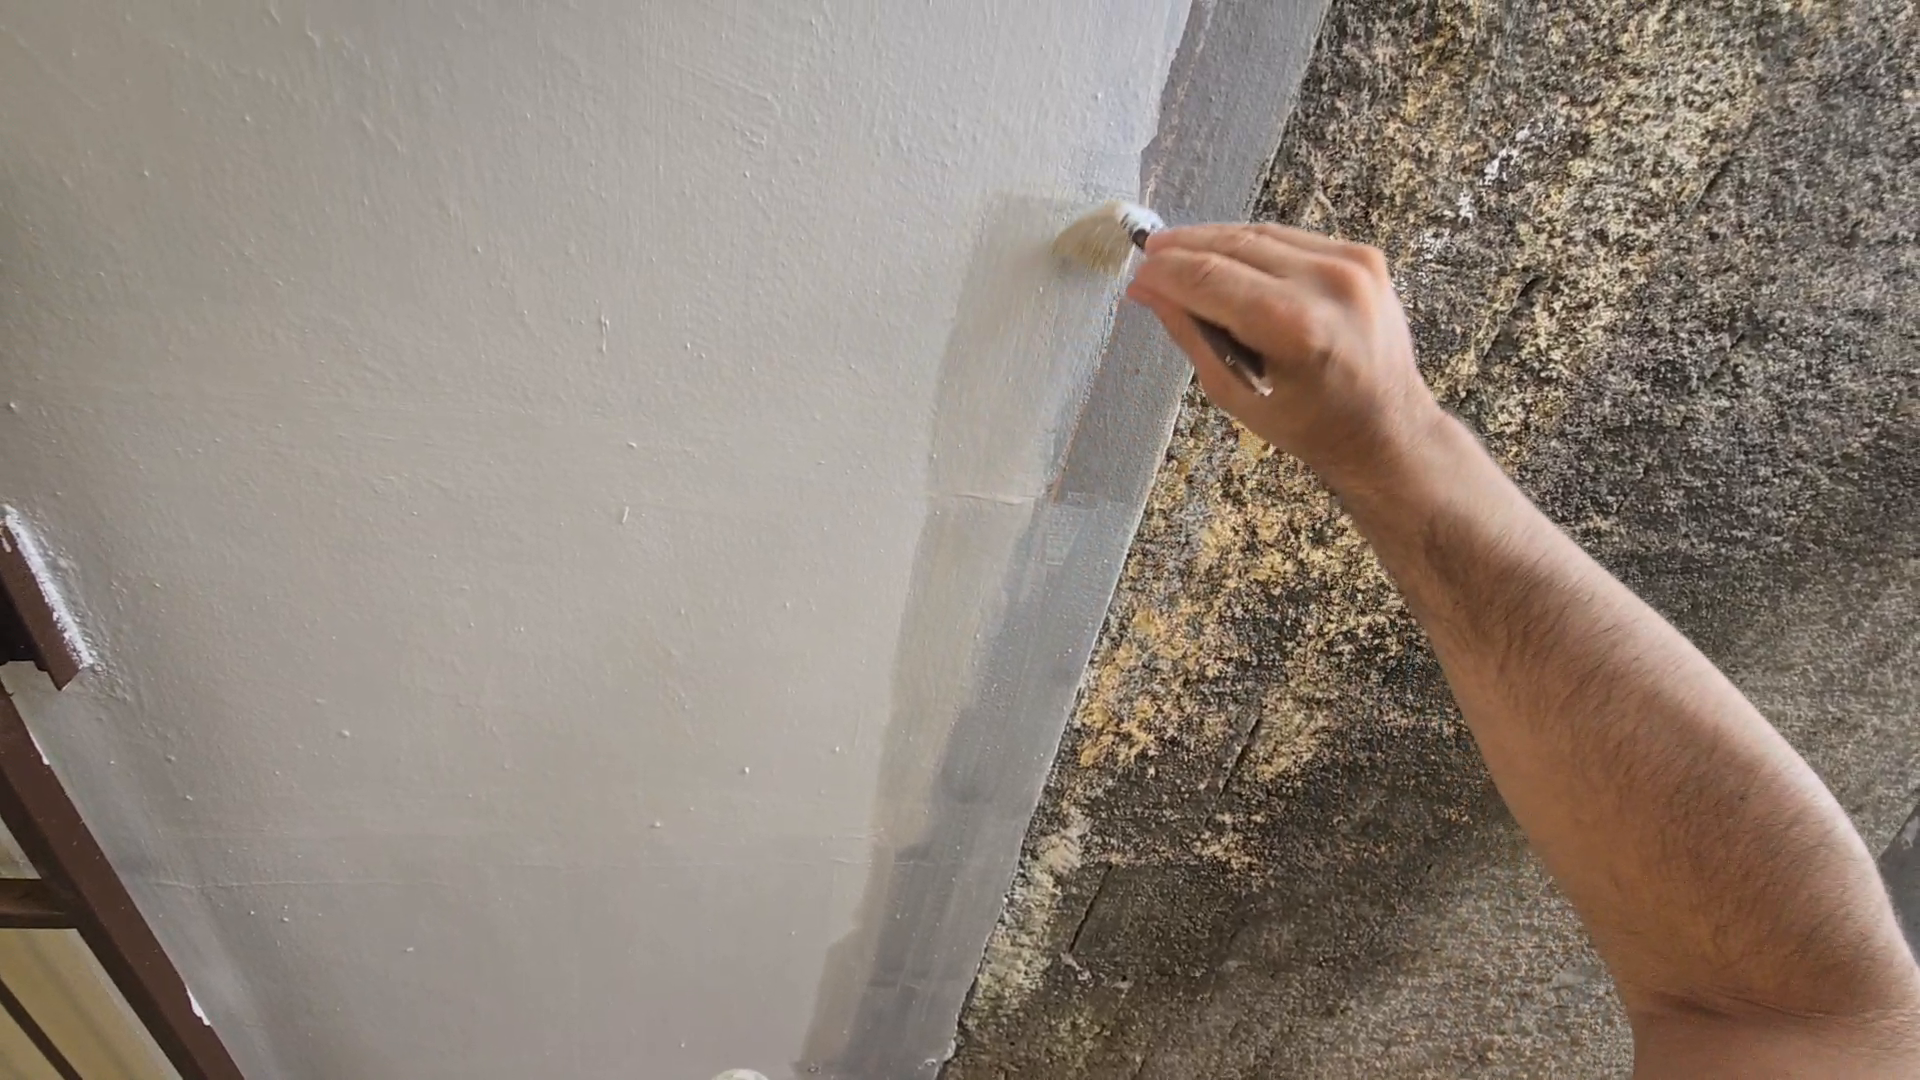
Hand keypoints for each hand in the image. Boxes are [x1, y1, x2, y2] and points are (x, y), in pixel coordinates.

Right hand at [1127, 224, 1441, 491]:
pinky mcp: (1363, 255)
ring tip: (1176, 250)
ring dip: (1212, 239)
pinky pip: (1289, 239)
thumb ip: (1190, 334)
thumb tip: (1147, 292)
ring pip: (1260, 234)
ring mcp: (1352, 262)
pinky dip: (1250, 245)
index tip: (1137, 276)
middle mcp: (1327, 283)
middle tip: (1148, 254)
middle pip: (1233, 247)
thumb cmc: (1306, 426)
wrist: (1385, 426)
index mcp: (1294, 327)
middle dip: (1183, 249)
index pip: (1209, 279)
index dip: (1165, 273)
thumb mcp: (1233, 393)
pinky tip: (1223, 255)